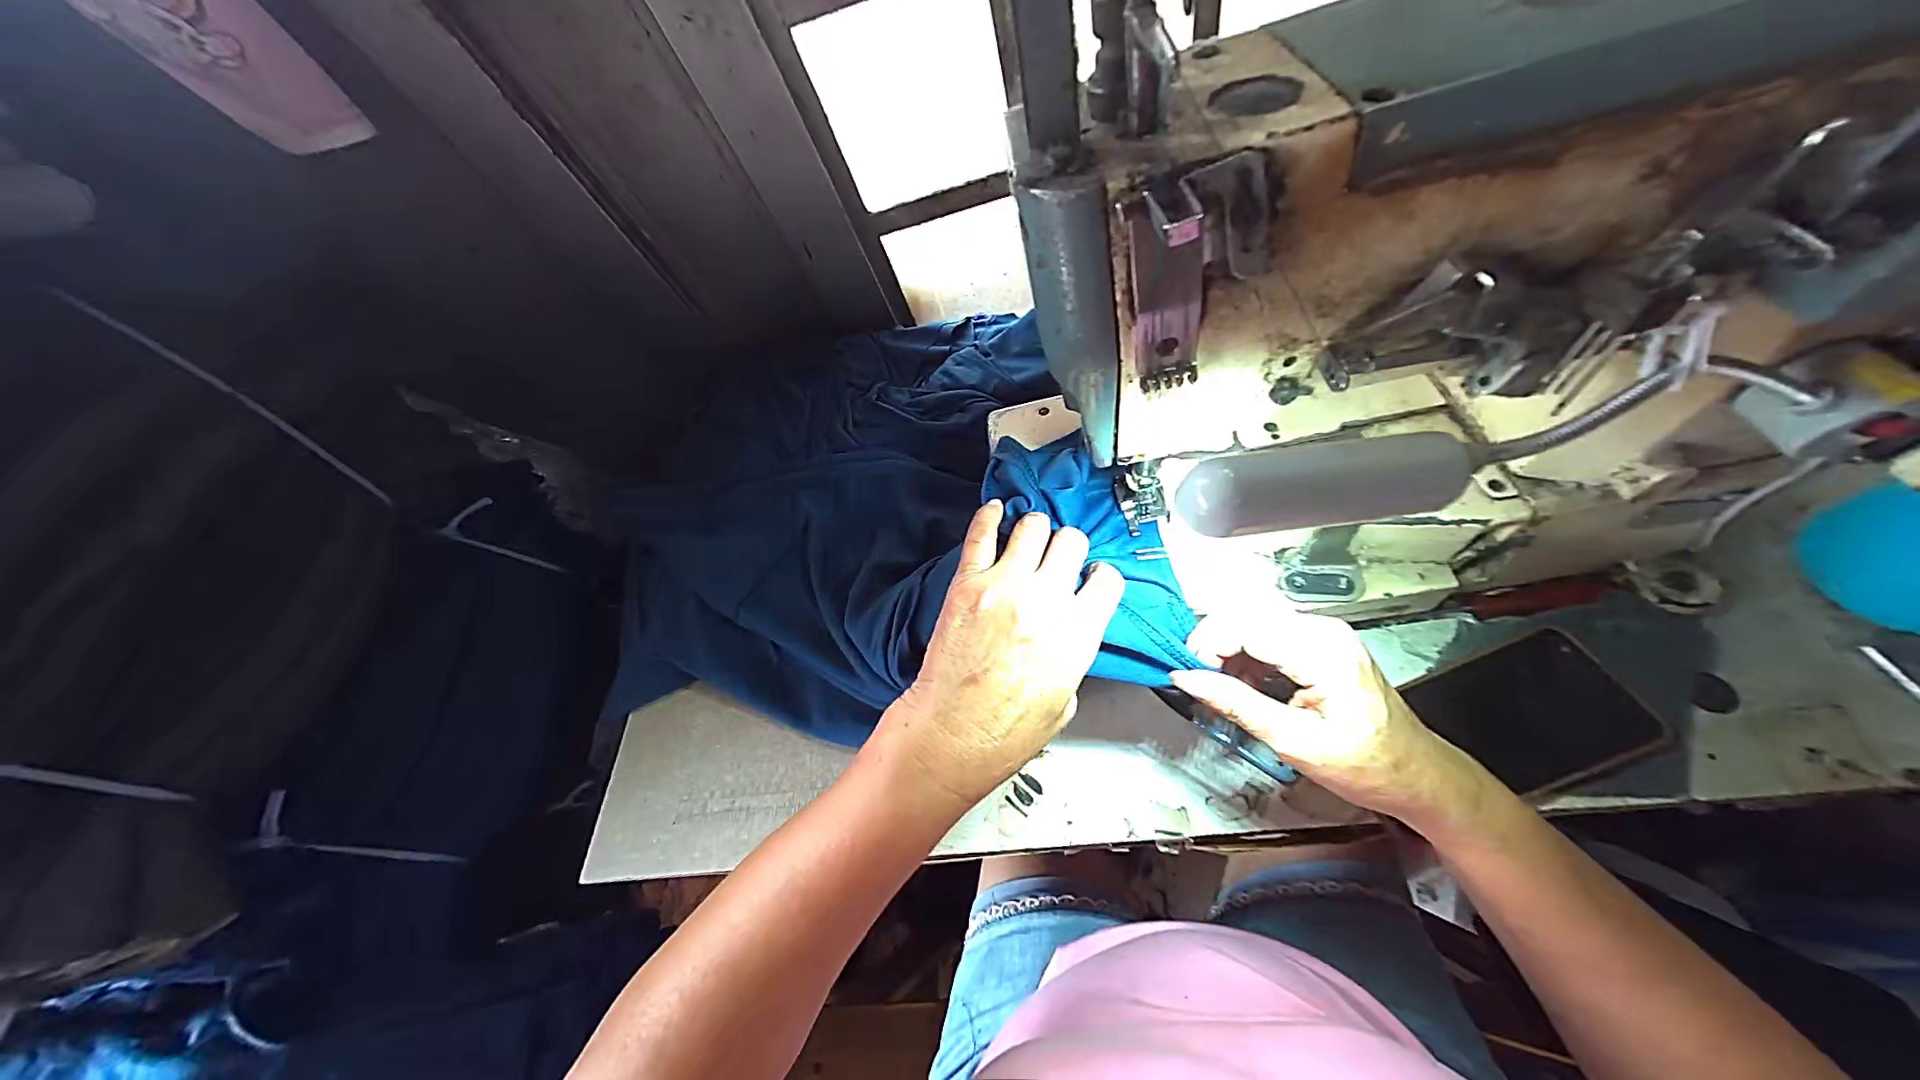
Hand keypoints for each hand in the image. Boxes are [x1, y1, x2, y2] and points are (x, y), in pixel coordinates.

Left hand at [874, 501, 1124, 812]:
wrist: (953, 734)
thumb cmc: (1005, 730)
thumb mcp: (1064, 701)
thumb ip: (1072, 657)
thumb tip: (1067, 636)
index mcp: (1079, 633)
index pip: (1107, 579)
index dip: (1099, 576)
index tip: (1090, 578)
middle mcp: (1046, 601)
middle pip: (1071, 541)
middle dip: (1067, 547)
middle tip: (1057, 557)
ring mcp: (1005, 586)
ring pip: (1033, 526)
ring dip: (1034, 530)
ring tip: (1028, 539)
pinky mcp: (968, 583)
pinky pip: (982, 533)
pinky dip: (990, 516)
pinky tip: (995, 512)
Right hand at [1169, 609, 1496, 831]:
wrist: (1418, 774)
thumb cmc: (1369, 764)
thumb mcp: (1293, 741)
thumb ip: (1235, 704)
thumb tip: (1188, 679)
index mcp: (1322, 651)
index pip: (1244, 625)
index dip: (1207, 645)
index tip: (1190, 673)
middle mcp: (1324, 631)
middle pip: (1245, 616)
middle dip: (1214, 646)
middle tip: (1200, 680)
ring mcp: (1323, 633)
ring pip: (1252, 622)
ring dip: (1229, 652)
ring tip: (1224, 689)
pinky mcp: (1320, 642)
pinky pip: (1268, 634)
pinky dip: (1247, 656)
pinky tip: (1246, 684)